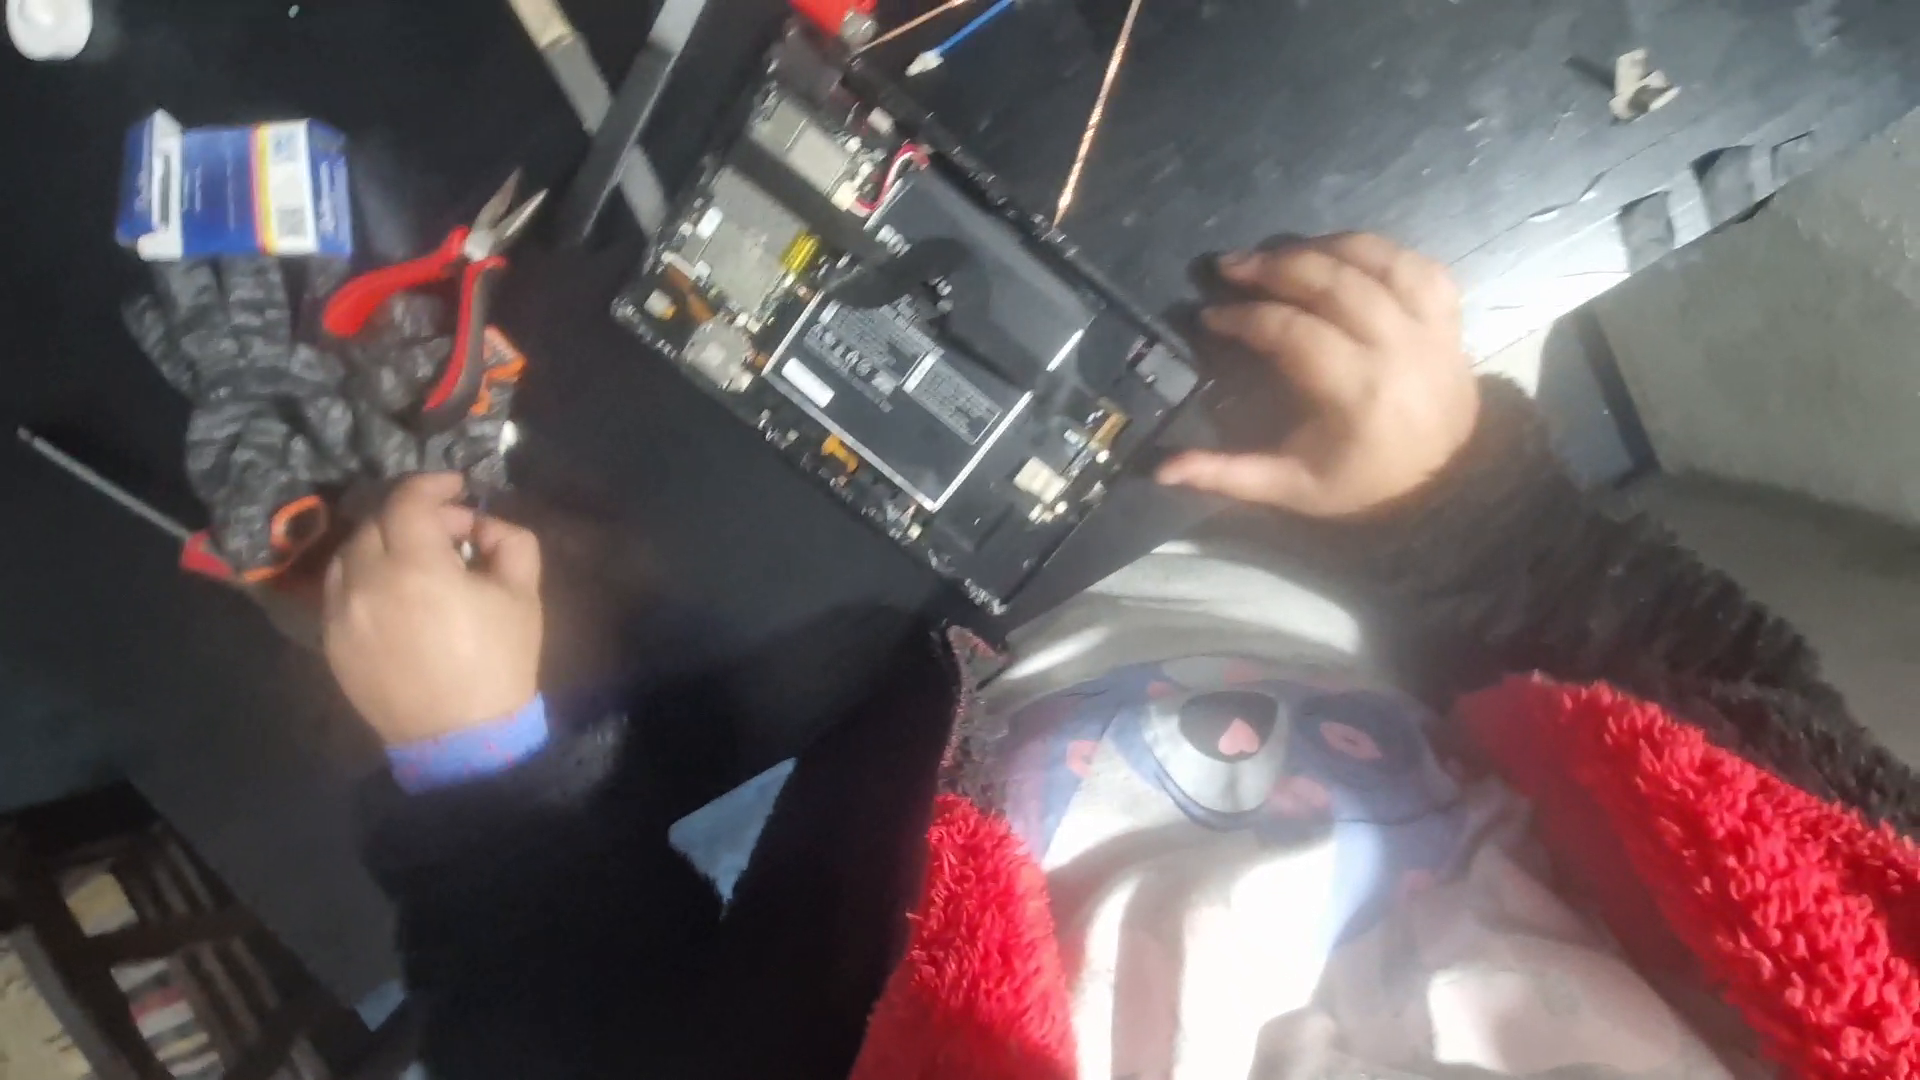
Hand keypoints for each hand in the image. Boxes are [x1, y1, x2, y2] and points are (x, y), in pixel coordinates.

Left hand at [322, 473, 543, 744]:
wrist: (462, 731)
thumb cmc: (500, 658)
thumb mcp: (524, 594)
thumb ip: (511, 542)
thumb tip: (484, 526)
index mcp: (417, 567)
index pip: (408, 502)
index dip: (433, 484)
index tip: (457, 485)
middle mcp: (366, 582)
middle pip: (376, 522)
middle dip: (414, 514)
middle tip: (451, 530)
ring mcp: (339, 612)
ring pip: (350, 553)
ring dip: (384, 542)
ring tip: (419, 559)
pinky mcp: (329, 639)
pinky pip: (339, 588)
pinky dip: (366, 574)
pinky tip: (398, 592)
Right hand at [1156, 233, 1479, 517]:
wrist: (1449, 483)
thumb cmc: (1361, 485)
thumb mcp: (1290, 488)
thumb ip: (1227, 475)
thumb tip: (1162, 470)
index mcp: (1354, 391)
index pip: (1293, 332)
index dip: (1245, 318)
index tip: (1209, 315)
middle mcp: (1396, 347)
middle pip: (1333, 283)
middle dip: (1274, 267)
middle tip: (1228, 265)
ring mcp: (1429, 327)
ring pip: (1375, 262)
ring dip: (1319, 247)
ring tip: (1275, 252)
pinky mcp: (1448, 317)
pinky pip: (1415, 264)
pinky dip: (1374, 250)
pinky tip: (1337, 253)